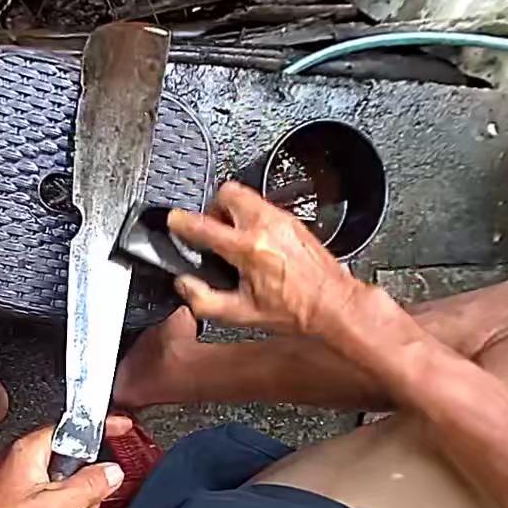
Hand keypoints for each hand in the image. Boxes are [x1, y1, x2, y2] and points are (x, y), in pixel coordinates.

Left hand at [0, 419, 127, 507]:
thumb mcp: (49, 507)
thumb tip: (111, 472)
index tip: (122, 427)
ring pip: (77, 505)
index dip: (97, 429)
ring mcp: (34, 499)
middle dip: (88, 505)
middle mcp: (33, 473)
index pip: (71, 431)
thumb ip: (86, 487)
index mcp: (31, 455)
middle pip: (81, 475)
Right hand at [167, 181, 362, 334]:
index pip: (205, 226)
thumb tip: (184, 285)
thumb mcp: (239, 314)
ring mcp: (282, 220)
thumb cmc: (295, 311)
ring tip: (230, 237)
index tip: (173, 221)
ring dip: (231, 212)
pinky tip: (252, 242)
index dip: (182, 222)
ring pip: (245, 196)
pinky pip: (262, 206)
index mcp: (249, 249)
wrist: (333, 305)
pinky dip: (250, 217)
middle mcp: (266, 227)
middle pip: (227, 193)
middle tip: (210, 230)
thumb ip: (202, 300)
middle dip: (212, 209)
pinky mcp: (293, 221)